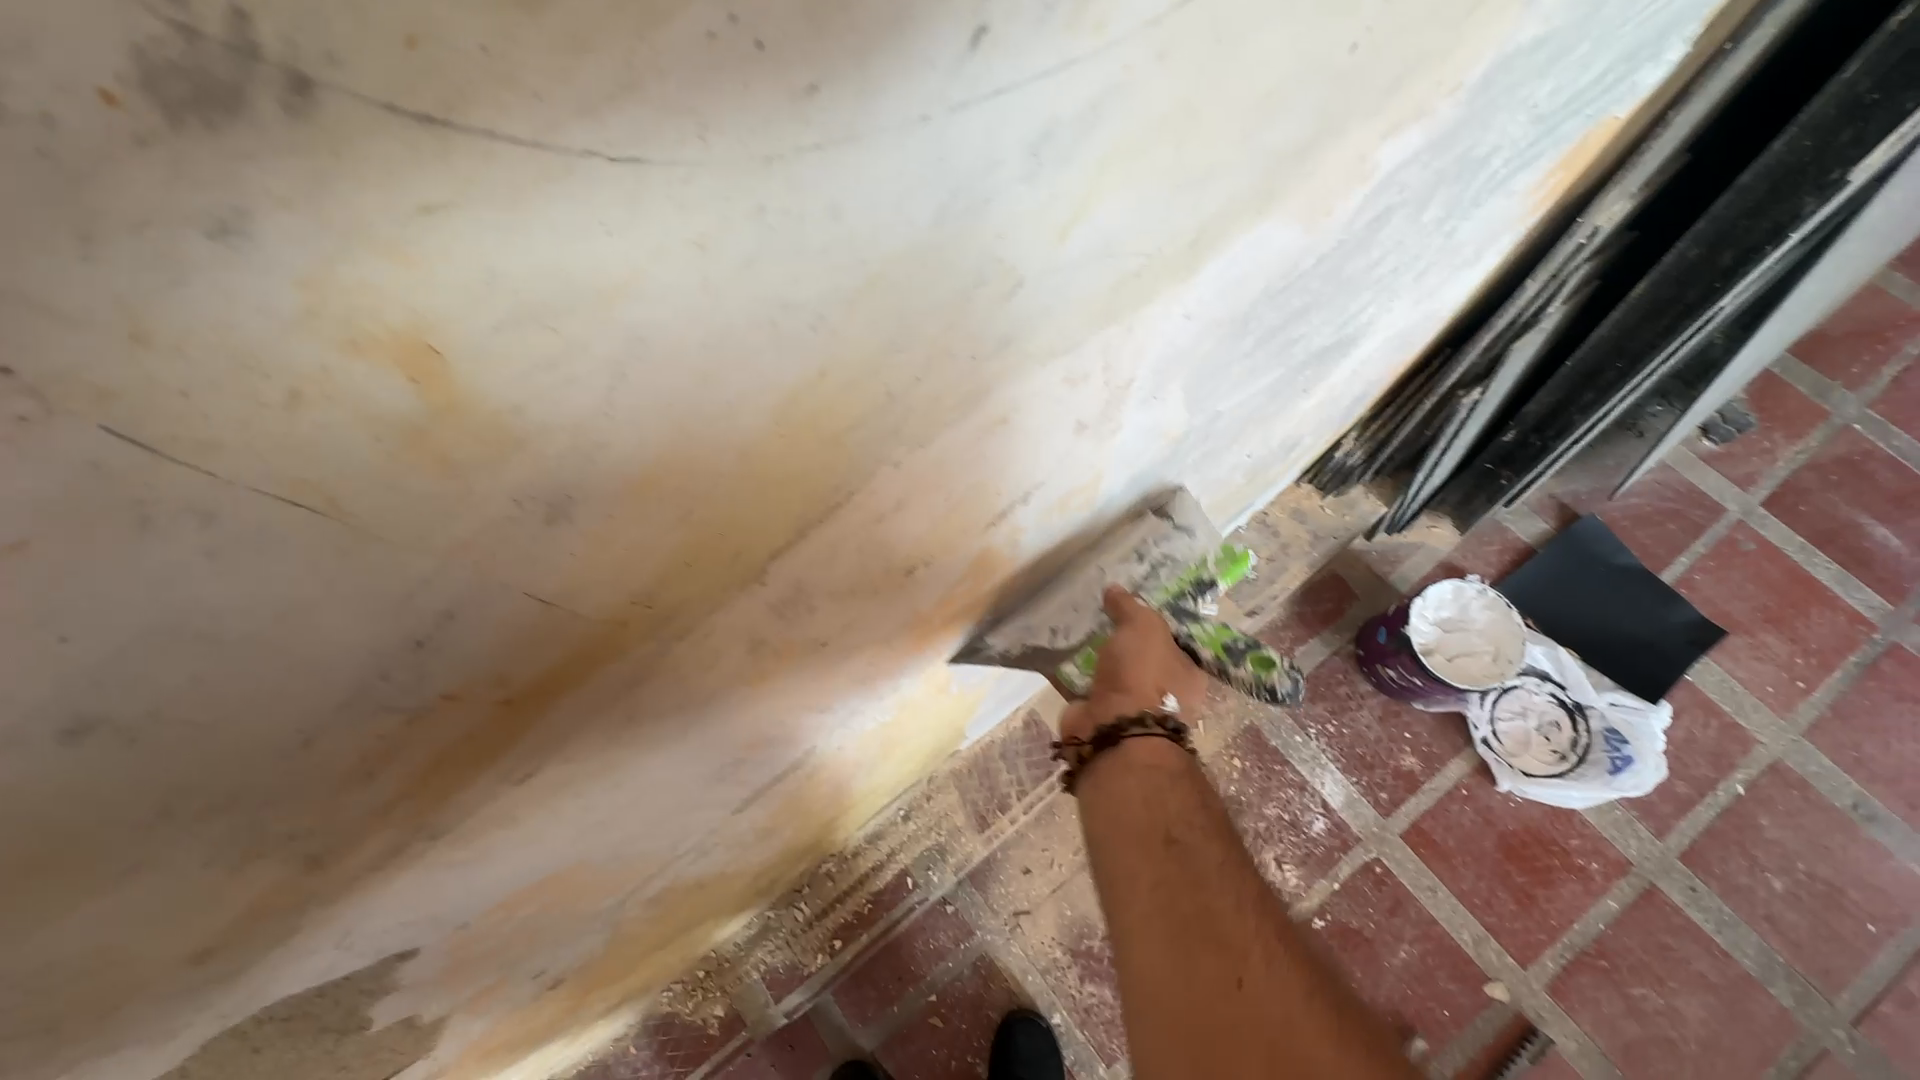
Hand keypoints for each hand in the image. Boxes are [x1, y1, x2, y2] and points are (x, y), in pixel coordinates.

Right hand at [1060, 585, 1209, 740]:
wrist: (1114, 729)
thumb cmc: (1143, 674)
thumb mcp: (1144, 626)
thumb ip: (1130, 606)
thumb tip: (1114, 589)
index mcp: (1189, 676)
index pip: (1179, 645)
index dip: (1159, 627)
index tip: (1136, 611)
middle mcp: (1166, 697)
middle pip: (1144, 662)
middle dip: (1124, 645)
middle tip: (1102, 619)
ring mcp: (1132, 712)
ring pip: (1114, 678)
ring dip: (1098, 662)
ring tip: (1077, 634)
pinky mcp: (1101, 720)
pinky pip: (1087, 691)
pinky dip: (1074, 678)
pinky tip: (1059, 657)